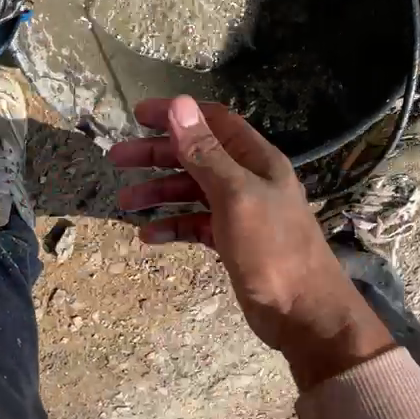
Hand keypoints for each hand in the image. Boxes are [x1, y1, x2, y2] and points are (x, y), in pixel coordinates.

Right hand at [108, 96, 394, 388]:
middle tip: (116, 158)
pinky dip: (172, 226)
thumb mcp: (235, 196)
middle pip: (195, 156)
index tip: (137, 116)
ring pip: (191, 192)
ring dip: (158, 193)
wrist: (303, 313)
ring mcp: (239, 213)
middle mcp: (248, 181)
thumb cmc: (273, 249)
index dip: (176, 115)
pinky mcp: (231, 243)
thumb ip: (205, 153)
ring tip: (124, 203)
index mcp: (256, 160)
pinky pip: (195, 226)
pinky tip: (148, 236)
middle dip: (156, 155)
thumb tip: (178, 105)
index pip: (212, 123)